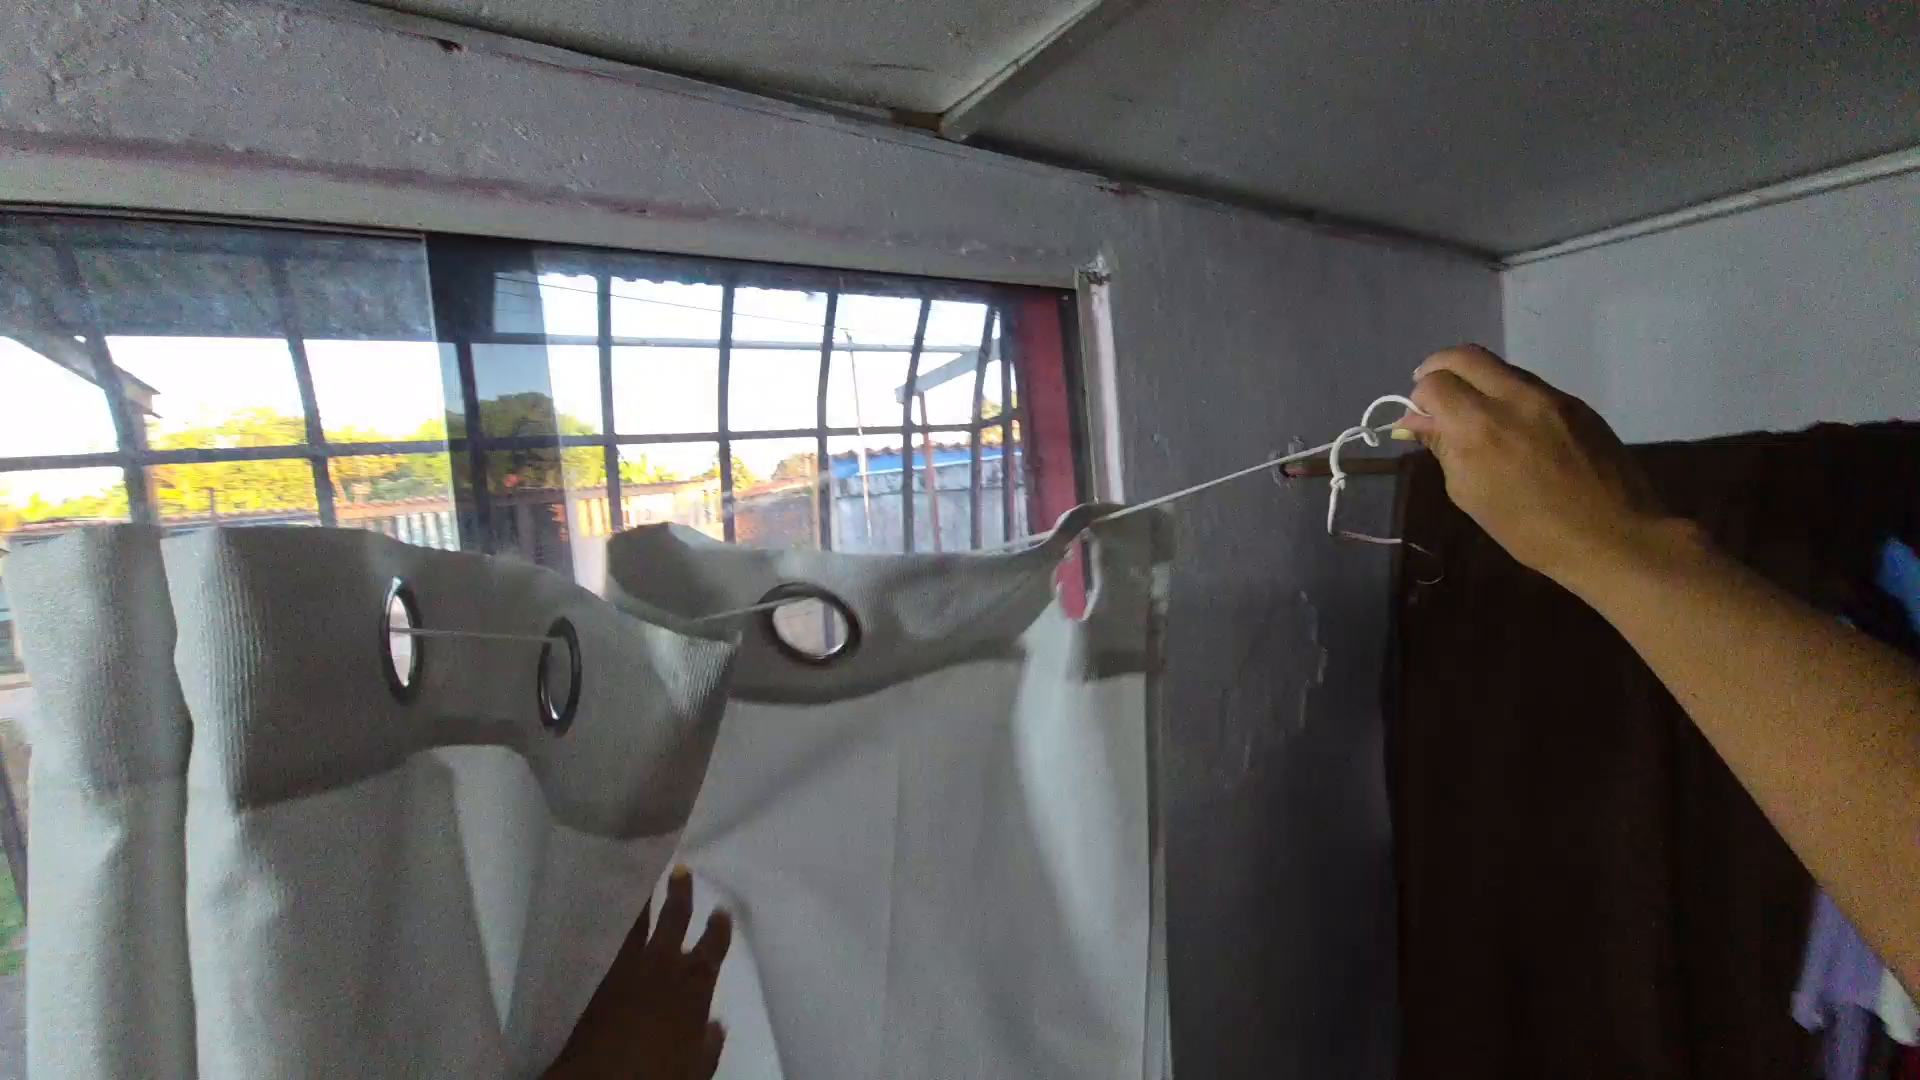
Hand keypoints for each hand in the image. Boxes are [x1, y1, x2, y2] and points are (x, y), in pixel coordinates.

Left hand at [546, 866, 731, 1079]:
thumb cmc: (657, 1076)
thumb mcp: (695, 1070)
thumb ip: (708, 1046)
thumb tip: (714, 1026)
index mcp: (694, 984)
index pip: (713, 947)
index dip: (719, 927)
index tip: (721, 908)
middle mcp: (665, 967)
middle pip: (675, 921)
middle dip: (681, 895)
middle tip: (682, 870)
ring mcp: (631, 971)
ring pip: (642, 927)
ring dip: (647, 905)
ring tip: (647, 884)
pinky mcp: (604, 983)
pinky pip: (620, 946)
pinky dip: (626, 930)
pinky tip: (626, 926)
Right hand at [1396, 345, 1668, 588]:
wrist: (1610, 535)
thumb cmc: (1525, 527)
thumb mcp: (1467, 490)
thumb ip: (1442, 446)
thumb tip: (1415, 421)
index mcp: (1479, 426)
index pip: (1434, 382)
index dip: (1418, 397)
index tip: (1419, 419)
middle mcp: (1515, 399)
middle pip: (1464, 356)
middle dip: (1438, 369)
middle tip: (1432, 396)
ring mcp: (1551, 398)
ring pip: (1498, 367)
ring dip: (1474, 382)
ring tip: (1469, 415)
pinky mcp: (1576, 404)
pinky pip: (1527, 386)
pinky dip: (1504, 396)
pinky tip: (1508, 430)